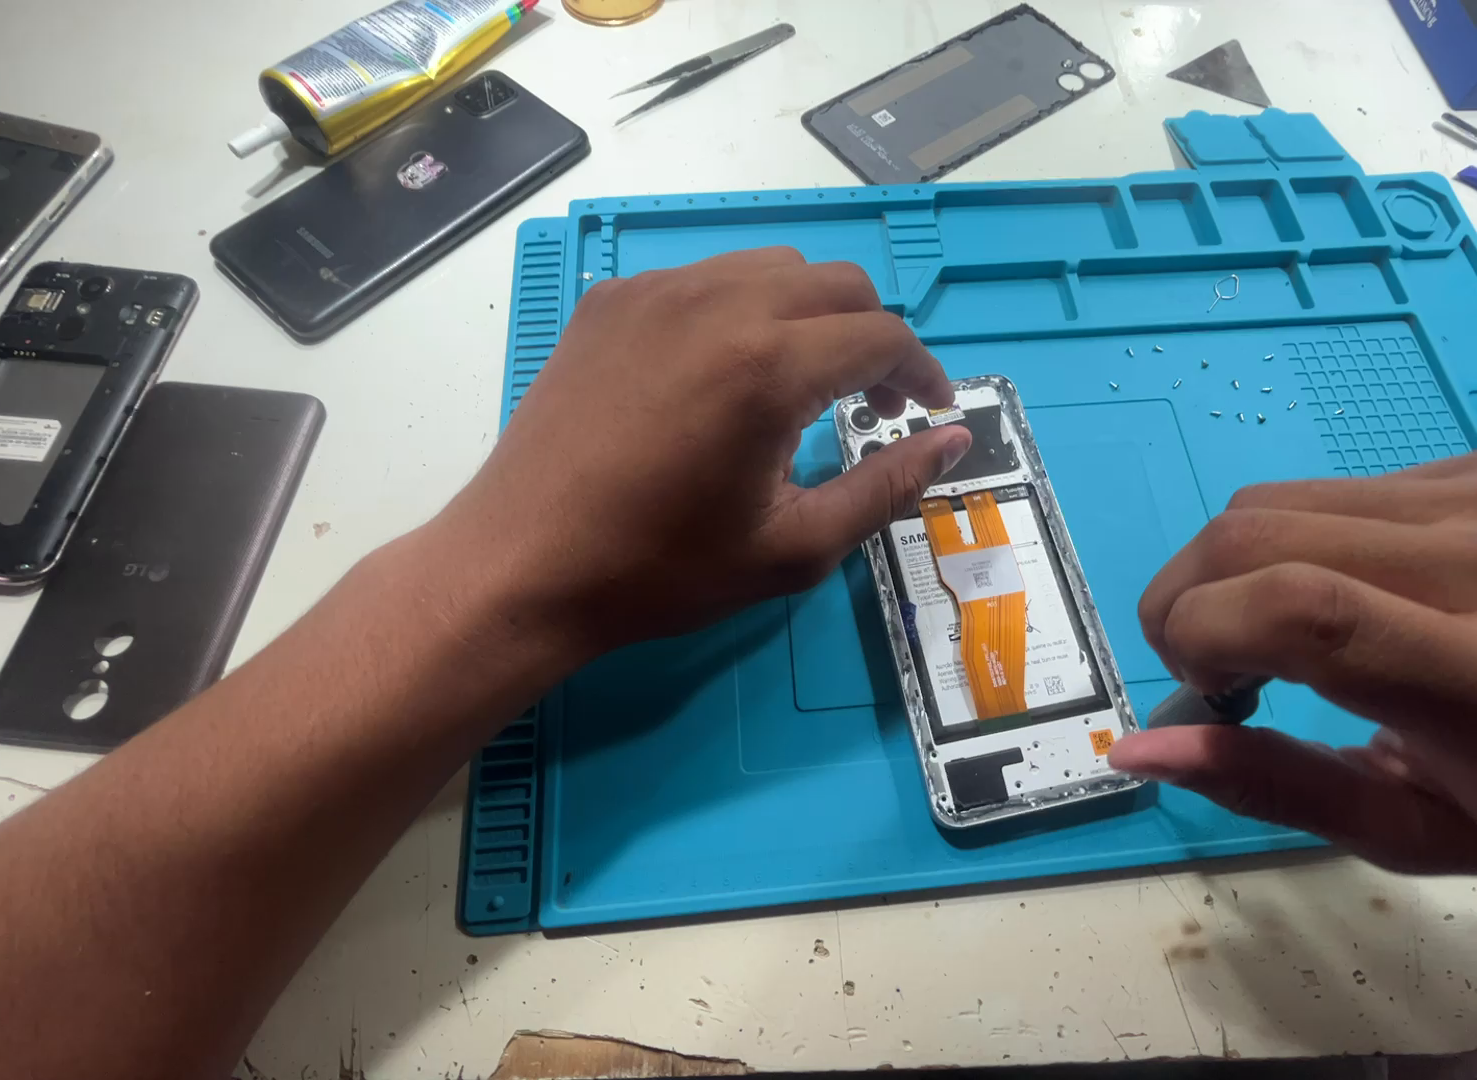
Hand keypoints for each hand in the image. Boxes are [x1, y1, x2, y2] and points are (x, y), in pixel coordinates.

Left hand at [424, 247, 970, 658]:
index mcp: (768, 365)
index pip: (881, 335)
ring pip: (772, 269)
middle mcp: (717, 302)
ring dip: (812, 318)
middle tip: (871, 408)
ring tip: (801, 388)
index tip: (930, 412)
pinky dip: (745, 311)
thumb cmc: (661, 571)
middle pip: (837, 284)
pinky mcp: (612, 302)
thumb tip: (954, 440)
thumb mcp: (793, 548)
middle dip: (873, 339)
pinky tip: (726, 374)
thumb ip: (886, 487)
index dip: (922, 372)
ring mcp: (655, 292)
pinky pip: (706, 280)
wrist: (522, 566)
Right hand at [1109, 448, 1476, 912]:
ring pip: (1273, 500)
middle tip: (1215, 664)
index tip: (1199, 684)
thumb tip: (1134, 749)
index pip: (1295, 610)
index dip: (1196, 632)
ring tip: (1273, 630)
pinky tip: (1347, 591)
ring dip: (1230, 569)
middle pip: (1255, 532)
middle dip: (1186, 597)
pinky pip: (1331, 490)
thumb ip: (1265, 784)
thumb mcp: (1417, 836)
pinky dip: (1293, 542)